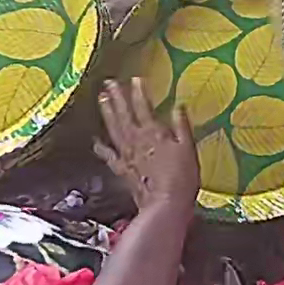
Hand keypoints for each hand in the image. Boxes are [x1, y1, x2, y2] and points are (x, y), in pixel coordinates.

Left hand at [96, 78, 198, 214]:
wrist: (165, 206)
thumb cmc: (182, 177)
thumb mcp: (188, 147)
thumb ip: (181, 125)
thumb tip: (178, 105)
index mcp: (153, 132)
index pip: (144, 106)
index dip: (139, 92)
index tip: (135, 79)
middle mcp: (136, 140)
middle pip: (124, 114)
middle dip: (117, 97)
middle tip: (108, 83)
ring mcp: (126, 155)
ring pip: (113, 129)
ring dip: (107, 113)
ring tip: (101, 100)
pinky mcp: (122, 170)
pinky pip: (108, 155)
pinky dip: (101, 147)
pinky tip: (95, 141)